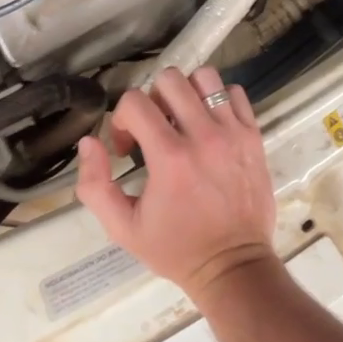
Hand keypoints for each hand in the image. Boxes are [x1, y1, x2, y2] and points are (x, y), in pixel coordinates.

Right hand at [76, 67, 277, 298]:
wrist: (232, 264)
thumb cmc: (176, 248)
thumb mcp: (124, 228)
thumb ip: (95, 185)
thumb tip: (88, 141)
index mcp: (170, 157)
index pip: (136, 101)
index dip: (122, 119)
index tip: (128, 147)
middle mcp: (203, 135)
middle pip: (171, 79)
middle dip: (153, 99)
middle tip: (154, 128)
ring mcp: (233, 131)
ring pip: (205, 77)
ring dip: (187, 92)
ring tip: (183, 120)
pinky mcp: (253, 133)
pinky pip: (235, 92)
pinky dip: (219, 99)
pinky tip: (210, 124)